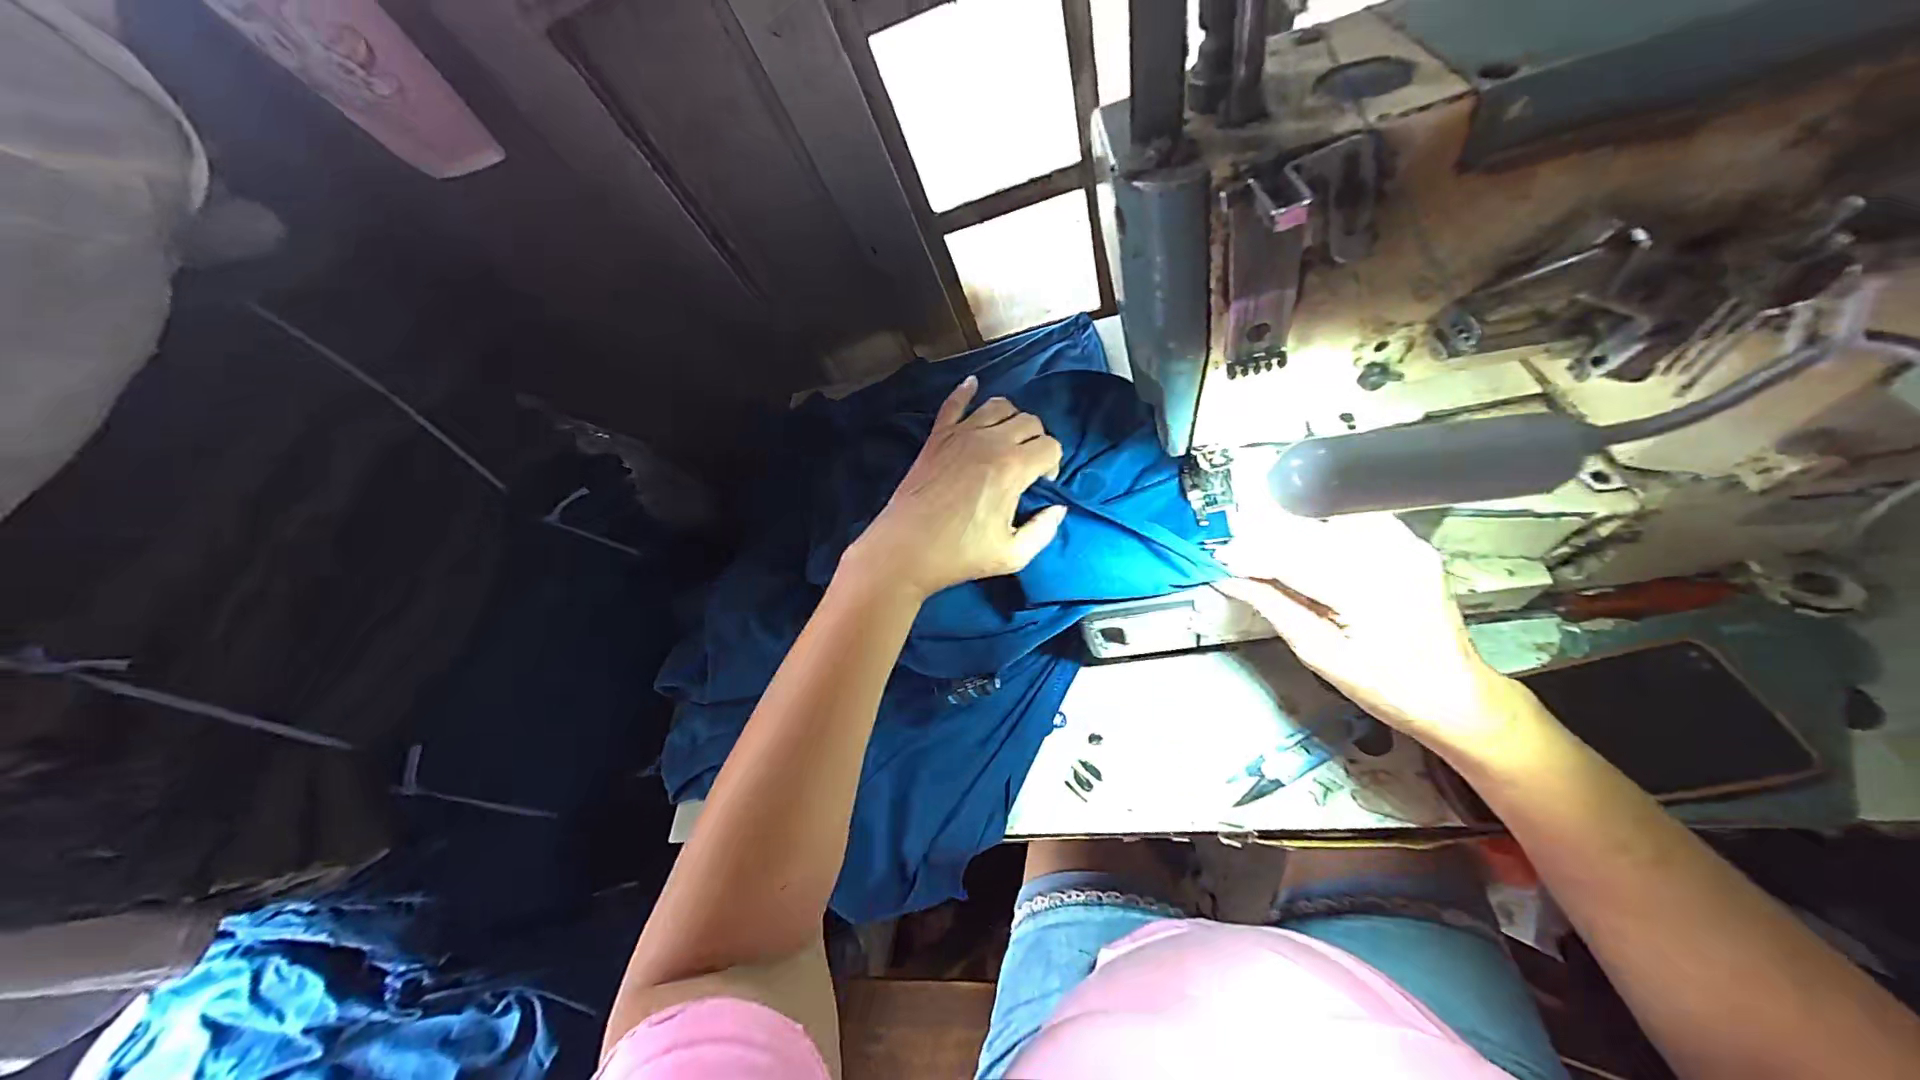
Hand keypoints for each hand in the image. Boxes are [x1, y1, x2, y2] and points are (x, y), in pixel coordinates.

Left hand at [843, 376, 1066, 598]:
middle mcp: (990, 442)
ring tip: (1008, 437)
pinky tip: (972, 385)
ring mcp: (960, 435)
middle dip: (1037, 439)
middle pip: (1029, 421)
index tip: (1042, 482)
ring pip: (998, 405)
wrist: (906, 549)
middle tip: (1028, 463)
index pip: (1051, 445)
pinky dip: (965, 391)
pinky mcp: (936, 437)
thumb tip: (1057, 509)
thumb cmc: (959, 554)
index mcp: (1013, 468)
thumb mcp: (1013, 554)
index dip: (1053, 463)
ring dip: (1011, 417)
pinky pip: (954, 403)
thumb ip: (1044, 530)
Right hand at [1212, 513, 1529, 756]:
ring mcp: (1406, 547)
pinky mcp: (1411, 545)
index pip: (1293, 557)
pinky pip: (1357, 522)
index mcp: (1368, 591)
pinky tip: (1303, 537)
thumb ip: (1275, 609)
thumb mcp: (1322, 655)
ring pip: (1332, 518)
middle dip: (1266, 534)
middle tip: (1234, 542)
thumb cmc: (1395, 688)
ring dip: (1292, 526)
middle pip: (1311, 530)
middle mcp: (1392, 558)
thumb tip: (1235, 581)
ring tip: (1261, 539)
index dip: (1251, 554)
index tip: (1222, 557)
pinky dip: (1323, 526)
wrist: (1456, 694)